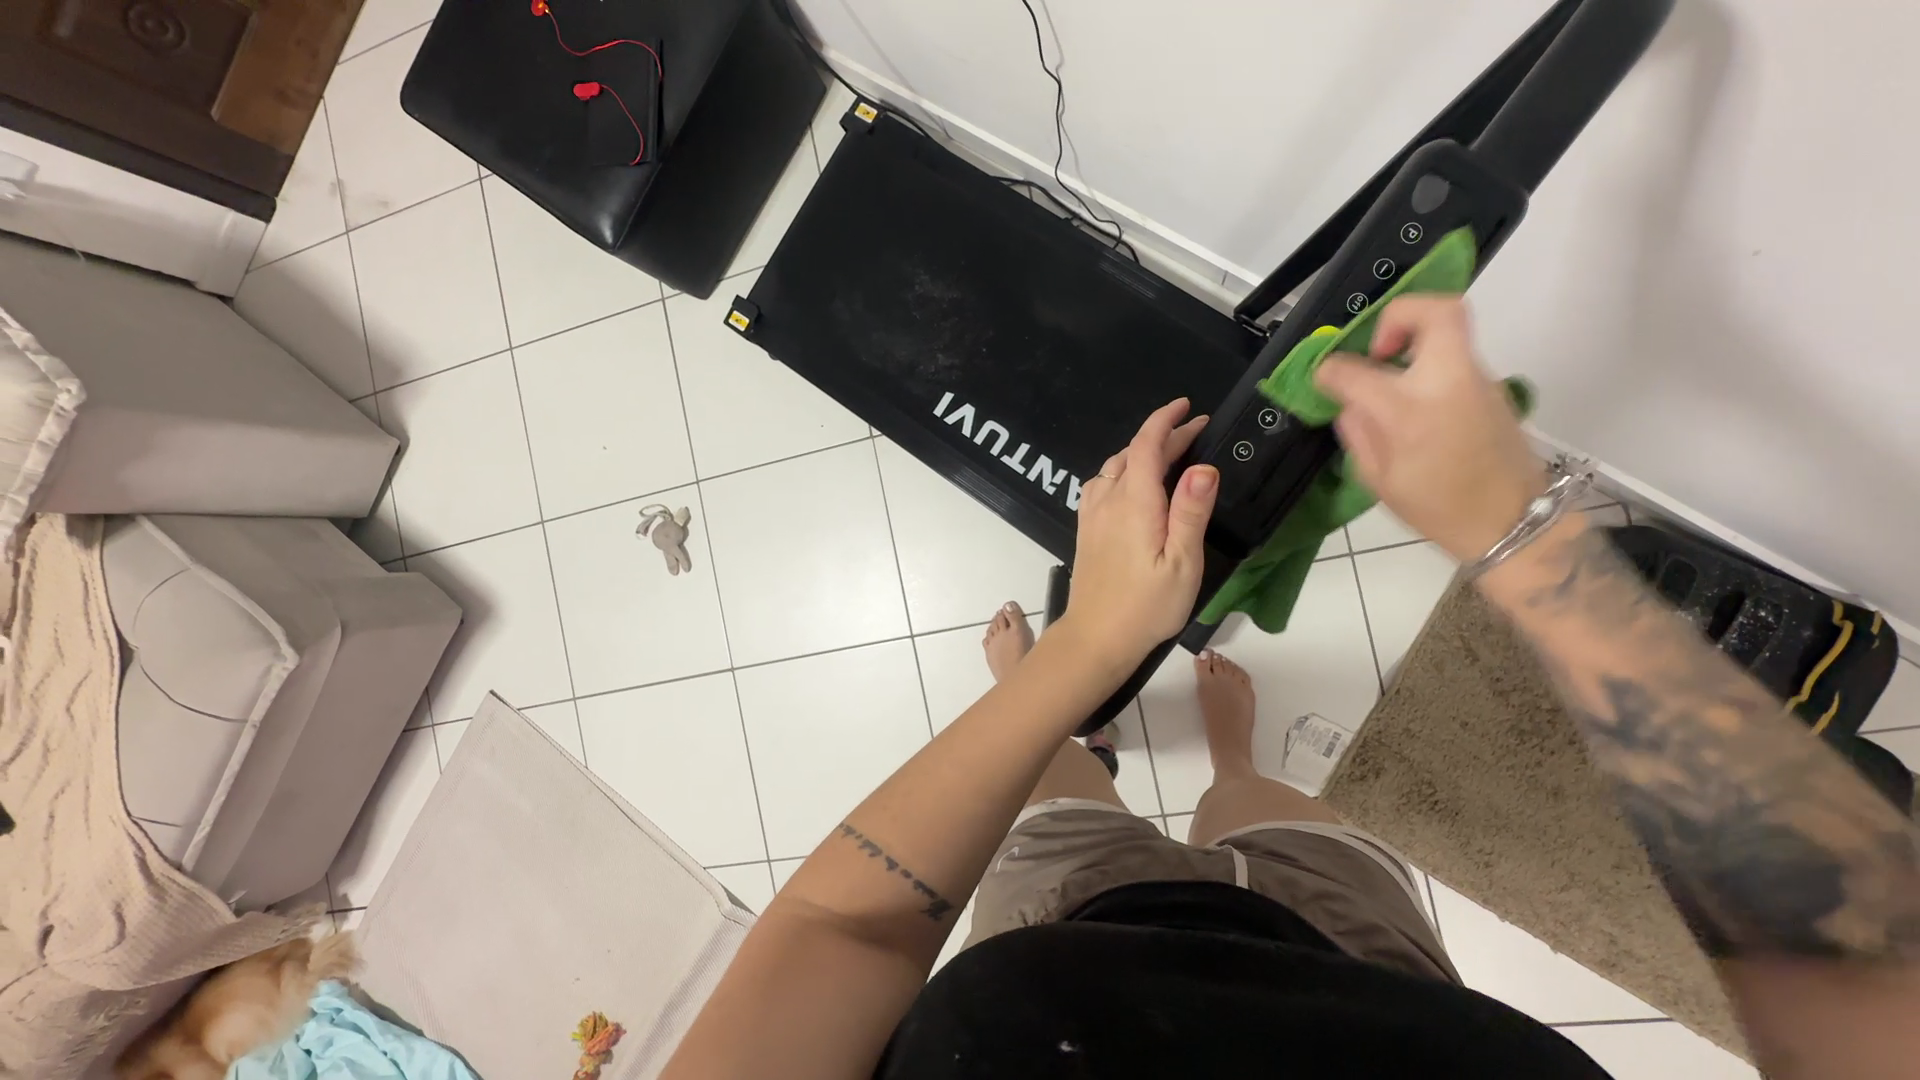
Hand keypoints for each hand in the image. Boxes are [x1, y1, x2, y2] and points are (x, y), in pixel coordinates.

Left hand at [1061, 399, 1218, 666]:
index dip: (1166, 421)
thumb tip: (1204, 467)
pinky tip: (1131, 485)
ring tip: (1168, 456)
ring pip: (1112, 468)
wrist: (1095, 638)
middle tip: (1194, 434)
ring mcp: (1091, 515)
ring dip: (1139, 453)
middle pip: (1131, 454)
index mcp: (1134, 502)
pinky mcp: (1085, 531)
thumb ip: (1190, 511)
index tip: (1187, 407)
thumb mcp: (1182, 562)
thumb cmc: (1146, 606)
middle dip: (1162, 437)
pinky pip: (1100, 486)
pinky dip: (1120, 472)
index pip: (1146, 445)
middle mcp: (1107, 501)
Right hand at [1314, 296, 1545, 561]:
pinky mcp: (1492, 387)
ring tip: (1390, 379)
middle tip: (1377, 349)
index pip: (1356, 371)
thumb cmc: (1437, 509)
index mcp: (1410, 413)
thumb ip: (1359, 432)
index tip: (1324, 378)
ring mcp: (1477, 380)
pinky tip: (1414, 402)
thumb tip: (1349, 403)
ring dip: (1411, 344)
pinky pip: (1453, 360)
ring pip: (1445, 334)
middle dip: (1398, 315)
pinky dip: (1427, 367)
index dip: (1330, 370)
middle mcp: (1447, 383)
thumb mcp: (1378, 480)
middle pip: (1435, 311)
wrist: (1512, 522)